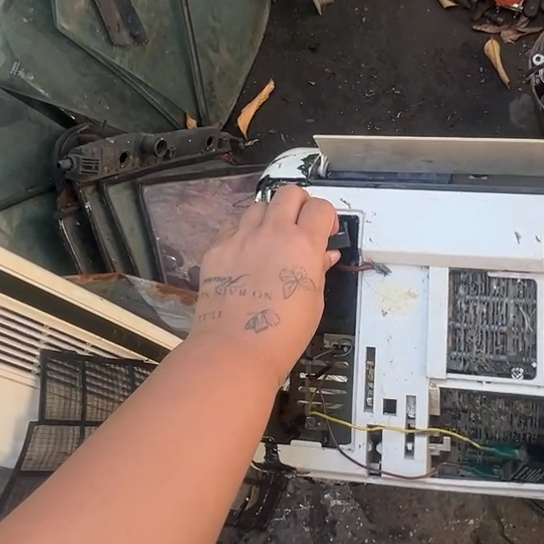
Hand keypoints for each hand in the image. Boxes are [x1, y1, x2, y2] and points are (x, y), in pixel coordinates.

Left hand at [184, 184, 338, 386]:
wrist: (235, 350)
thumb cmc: (282, 334)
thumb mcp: (314, 302)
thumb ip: (319, 270)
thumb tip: (325, 255)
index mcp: (303, 245)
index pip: (320, 207)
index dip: (326, 215)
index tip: (325, 229)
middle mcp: (273, 234)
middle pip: (289, 193)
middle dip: (299, 203)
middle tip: (299, 223)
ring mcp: (242, 239)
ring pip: (258, 206)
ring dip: (269, 217)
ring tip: (270, 240)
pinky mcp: (217, 249)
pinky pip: (232, 229)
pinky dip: (242, 236)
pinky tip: (245, 256)